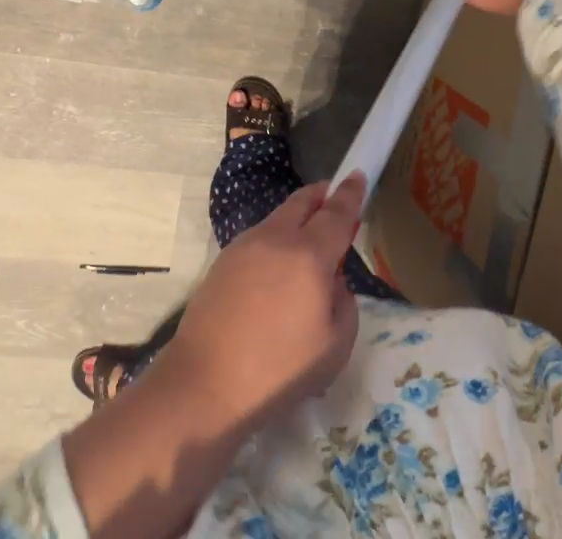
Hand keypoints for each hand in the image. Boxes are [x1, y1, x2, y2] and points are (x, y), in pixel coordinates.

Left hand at [152, 179, 365, 427]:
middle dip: (321, 195)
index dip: (350, 193)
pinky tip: (278, 273)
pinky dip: (276, 242)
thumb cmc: (277, 371)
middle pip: (302, 202)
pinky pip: (259, 240)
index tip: (358, 176)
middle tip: (335, 200)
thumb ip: (344, 305)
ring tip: (308, 246)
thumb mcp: (334, 347)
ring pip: (277, 220)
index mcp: (308, 256)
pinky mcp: (221, 264)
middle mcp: (275, 240)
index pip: (336, 213)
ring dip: (297, 220)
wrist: (203, 385)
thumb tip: (333, 283)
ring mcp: (242, 248)